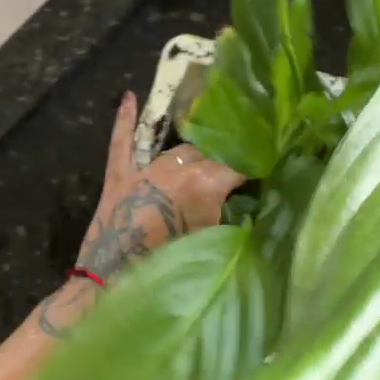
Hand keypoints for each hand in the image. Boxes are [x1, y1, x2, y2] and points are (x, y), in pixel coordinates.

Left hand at [38, 92, 245, 335]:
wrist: (112, 283)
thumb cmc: (168, 268)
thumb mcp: (211, 244)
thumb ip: (227, 218)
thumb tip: (242, 206)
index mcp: (206, 183)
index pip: (239, 167)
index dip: (254, 171)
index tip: (267, 173)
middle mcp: (177, 167)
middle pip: (208, 156)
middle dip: (222, 164)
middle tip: (235, 175)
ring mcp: (145, 169)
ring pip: (177, 150)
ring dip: (192, 155)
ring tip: (207, 157)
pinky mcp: (118, 177)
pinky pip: (121, 142)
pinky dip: (124, 120)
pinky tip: (128, 97)